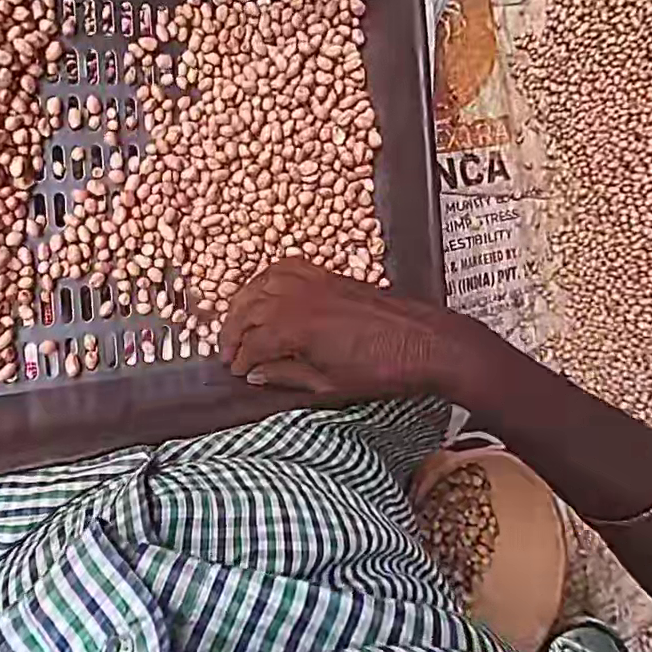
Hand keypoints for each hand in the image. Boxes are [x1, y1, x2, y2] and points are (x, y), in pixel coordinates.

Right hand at [218, 258, 483, 398]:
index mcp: (294, 328)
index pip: (252, 343)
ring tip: (237, 323)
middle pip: (248, 311)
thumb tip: (256, 374)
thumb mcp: (328, 384)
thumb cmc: (381, 368)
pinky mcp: (325, 274)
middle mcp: (296, 298)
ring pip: (259, 286)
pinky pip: (284, 267)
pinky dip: (266, 278)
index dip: (240, 359)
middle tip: (228, 352)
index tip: (236, 370)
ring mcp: (311, 282)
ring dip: (243, 304)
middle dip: (233, 333)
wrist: (423, 342)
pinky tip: (262, 290)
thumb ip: (285, 375)